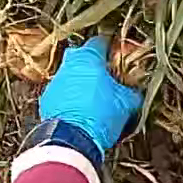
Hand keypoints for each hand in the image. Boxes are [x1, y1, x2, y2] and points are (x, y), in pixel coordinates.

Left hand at [38, 37, 142, 152]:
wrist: (70, 141)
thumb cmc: (101, 114)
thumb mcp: (127, 102)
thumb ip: (133, 91)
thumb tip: (137, 91)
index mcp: (88, 58)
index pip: (100, 41)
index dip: (111, 46)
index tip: (119, 54)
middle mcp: (68, 65)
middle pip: (81, 56)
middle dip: (93, 63)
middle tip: (107, 75)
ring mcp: (54, 83)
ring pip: (70, 75)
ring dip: (81, 82)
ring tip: (96, 97)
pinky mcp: (46, 101)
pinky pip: (62, 94)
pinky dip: (71, 98)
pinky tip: (83, 111)